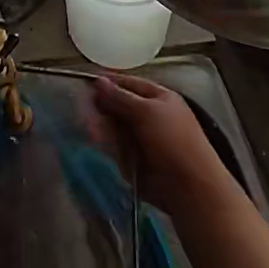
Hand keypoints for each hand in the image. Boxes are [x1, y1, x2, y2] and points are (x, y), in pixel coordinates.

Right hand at [92, 75, 240, 213]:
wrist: (188, 186)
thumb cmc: (172, 140)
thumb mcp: (147, 112)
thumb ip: (121, 98)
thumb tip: (98, 81)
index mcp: (159, 97)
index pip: (130, 84)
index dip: (109, 82)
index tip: (87, 82)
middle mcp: (150, 115)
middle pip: (120, 105)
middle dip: (102, 105)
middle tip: (80, 105)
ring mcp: (141, 138)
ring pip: (115, 126)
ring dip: (100, 124)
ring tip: (85, 123)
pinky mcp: (134, 160)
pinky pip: (115, 147)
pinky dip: (104, 142)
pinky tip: (92, 138)